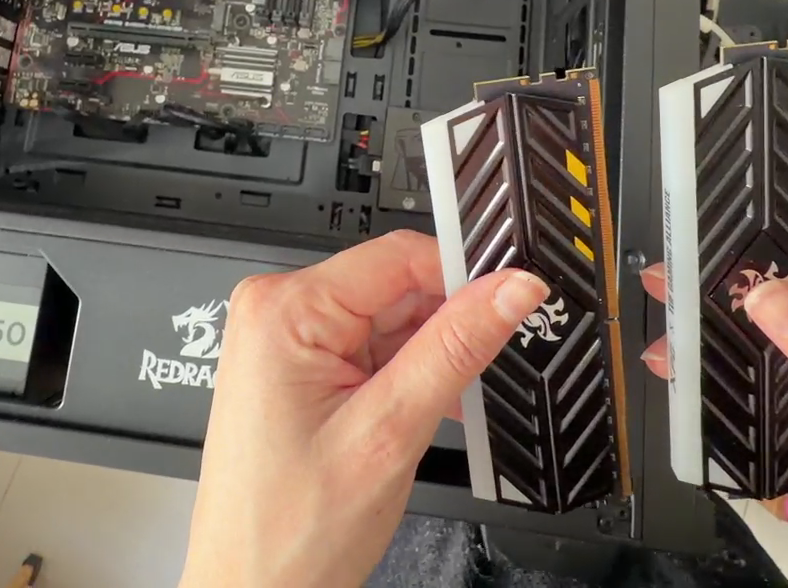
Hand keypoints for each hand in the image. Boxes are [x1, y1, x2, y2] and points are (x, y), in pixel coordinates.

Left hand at [179, 230, 548, 587]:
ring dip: (422, 357)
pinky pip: (367, 342)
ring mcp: (284, 336)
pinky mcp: (296, 361)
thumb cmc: (288, 531)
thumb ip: (455, 349)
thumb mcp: (389, 431)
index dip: (461, 275)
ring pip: (386, 316)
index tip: (510, 297)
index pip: (397, 256)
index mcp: (286, 308)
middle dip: (440, 328)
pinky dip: (401, 371)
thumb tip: (508, 290)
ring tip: (427, 413)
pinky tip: (414, 409)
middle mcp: (277, 309)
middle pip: (393, 285)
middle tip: (465, 380)